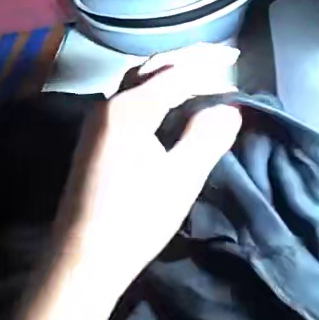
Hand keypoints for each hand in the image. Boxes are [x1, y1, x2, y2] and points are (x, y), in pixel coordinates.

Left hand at [53, 44, 243, 304]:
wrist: (81, 263)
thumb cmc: (134, 220)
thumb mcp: (182, 178)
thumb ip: (208, 136)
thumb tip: (231, 108)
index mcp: (130, 109)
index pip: (177, 74)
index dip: (210, 69)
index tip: (238, 68)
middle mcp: (109, 106)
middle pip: (153, 66)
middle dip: (190, 58)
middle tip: (225, 56)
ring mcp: (98, 121)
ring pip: (138, 79)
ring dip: (171, 70)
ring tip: (202, 71)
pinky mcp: (96, 139)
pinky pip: (130, 95)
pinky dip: (157, 86)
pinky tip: (172, 100)